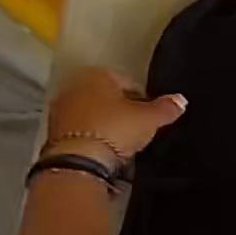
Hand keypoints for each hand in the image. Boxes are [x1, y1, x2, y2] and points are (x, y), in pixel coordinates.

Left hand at [43, 67, 186, 168]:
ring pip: (93, 112)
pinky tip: (106, 149)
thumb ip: (166, 108)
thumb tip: (181, 100)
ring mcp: (61, 107)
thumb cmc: (116, 129)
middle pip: (108, 96)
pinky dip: (94, 136)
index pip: (129, 83)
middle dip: (123, 110)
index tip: (152, 116)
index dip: (145, 100)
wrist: (79, 160)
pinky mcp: (54, 130)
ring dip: (107, 123)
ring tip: (123, 141)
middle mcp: (75, 85)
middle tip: (139, 128)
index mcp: (97, 74)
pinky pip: (82, 129)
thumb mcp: (150, 119)